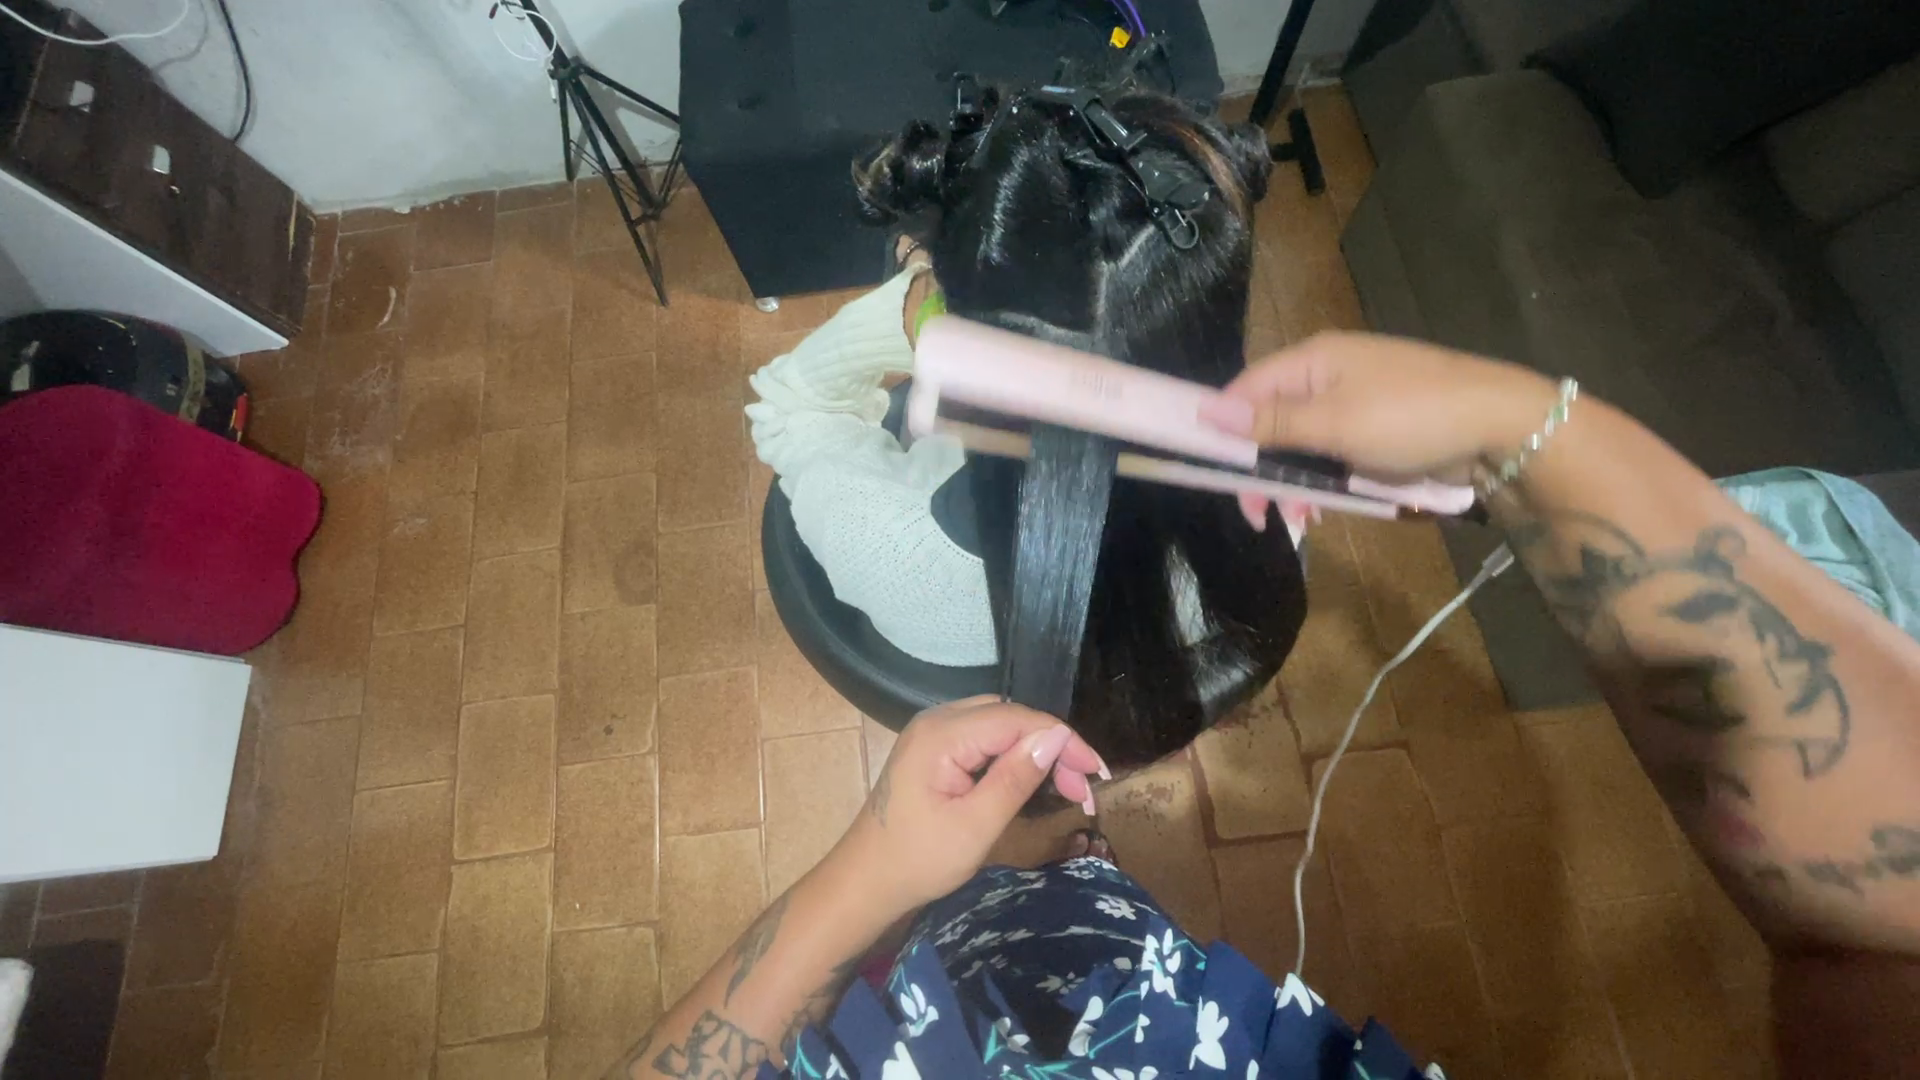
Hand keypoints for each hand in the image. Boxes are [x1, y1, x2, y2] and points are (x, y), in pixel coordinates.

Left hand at [828, 697, 1106, 915]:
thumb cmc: (918, 861)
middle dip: (1052, 745)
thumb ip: (1016, 777)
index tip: (1097, 774)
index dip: (1062, 739)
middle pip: (1009, 716)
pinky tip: (1031, 777)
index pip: (1016, 719)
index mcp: (942, 735)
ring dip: (1034, 749)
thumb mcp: (975, 826)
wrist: (865, 882)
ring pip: (998, 724)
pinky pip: (982, 737)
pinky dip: (1011, 754)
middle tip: (1083, 788)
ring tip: (1067, 786)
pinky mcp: (933, 748)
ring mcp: (932, 732)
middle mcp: (936, 720)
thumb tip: (1058, 735)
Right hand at [1199, 331, 1557, 527]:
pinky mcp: (1369, 430)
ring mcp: (1349, 404)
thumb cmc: (1411, 417)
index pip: (1245, 390)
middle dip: (1258, 469)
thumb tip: (1206, 411)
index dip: (1222, 428)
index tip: (1211, 470)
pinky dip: (1319, 481)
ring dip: (1289, 483)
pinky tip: (1323, 507)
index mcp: (1312, 360)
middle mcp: (1324, 377)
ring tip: (1299, 519)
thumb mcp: (1333, 423)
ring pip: (1295, 445)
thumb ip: (1269, 423)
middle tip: (1258, 514)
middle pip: (1266, 422)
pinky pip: (1326, 455)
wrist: (1504, 430)